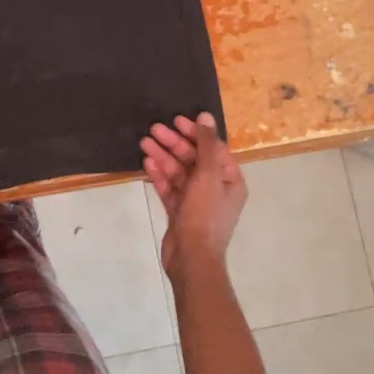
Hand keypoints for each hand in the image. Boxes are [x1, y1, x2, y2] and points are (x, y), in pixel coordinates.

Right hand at [140, 112, 245, 273]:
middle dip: (174, 143)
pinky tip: (146, 163)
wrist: (192, 259)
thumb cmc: (205, 214)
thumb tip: (206, 115)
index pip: (213, 148)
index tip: (175, 121)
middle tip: (153, 130)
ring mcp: (196, 201)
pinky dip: (159, 175)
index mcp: (229, 180)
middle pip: (193, 158)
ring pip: (179, 171)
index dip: (195, 133)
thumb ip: (206, 144)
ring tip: (144, 143)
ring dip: (163, 157)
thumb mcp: (207, 175)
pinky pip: (170, 187)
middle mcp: (215, 188)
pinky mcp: (180, 211)